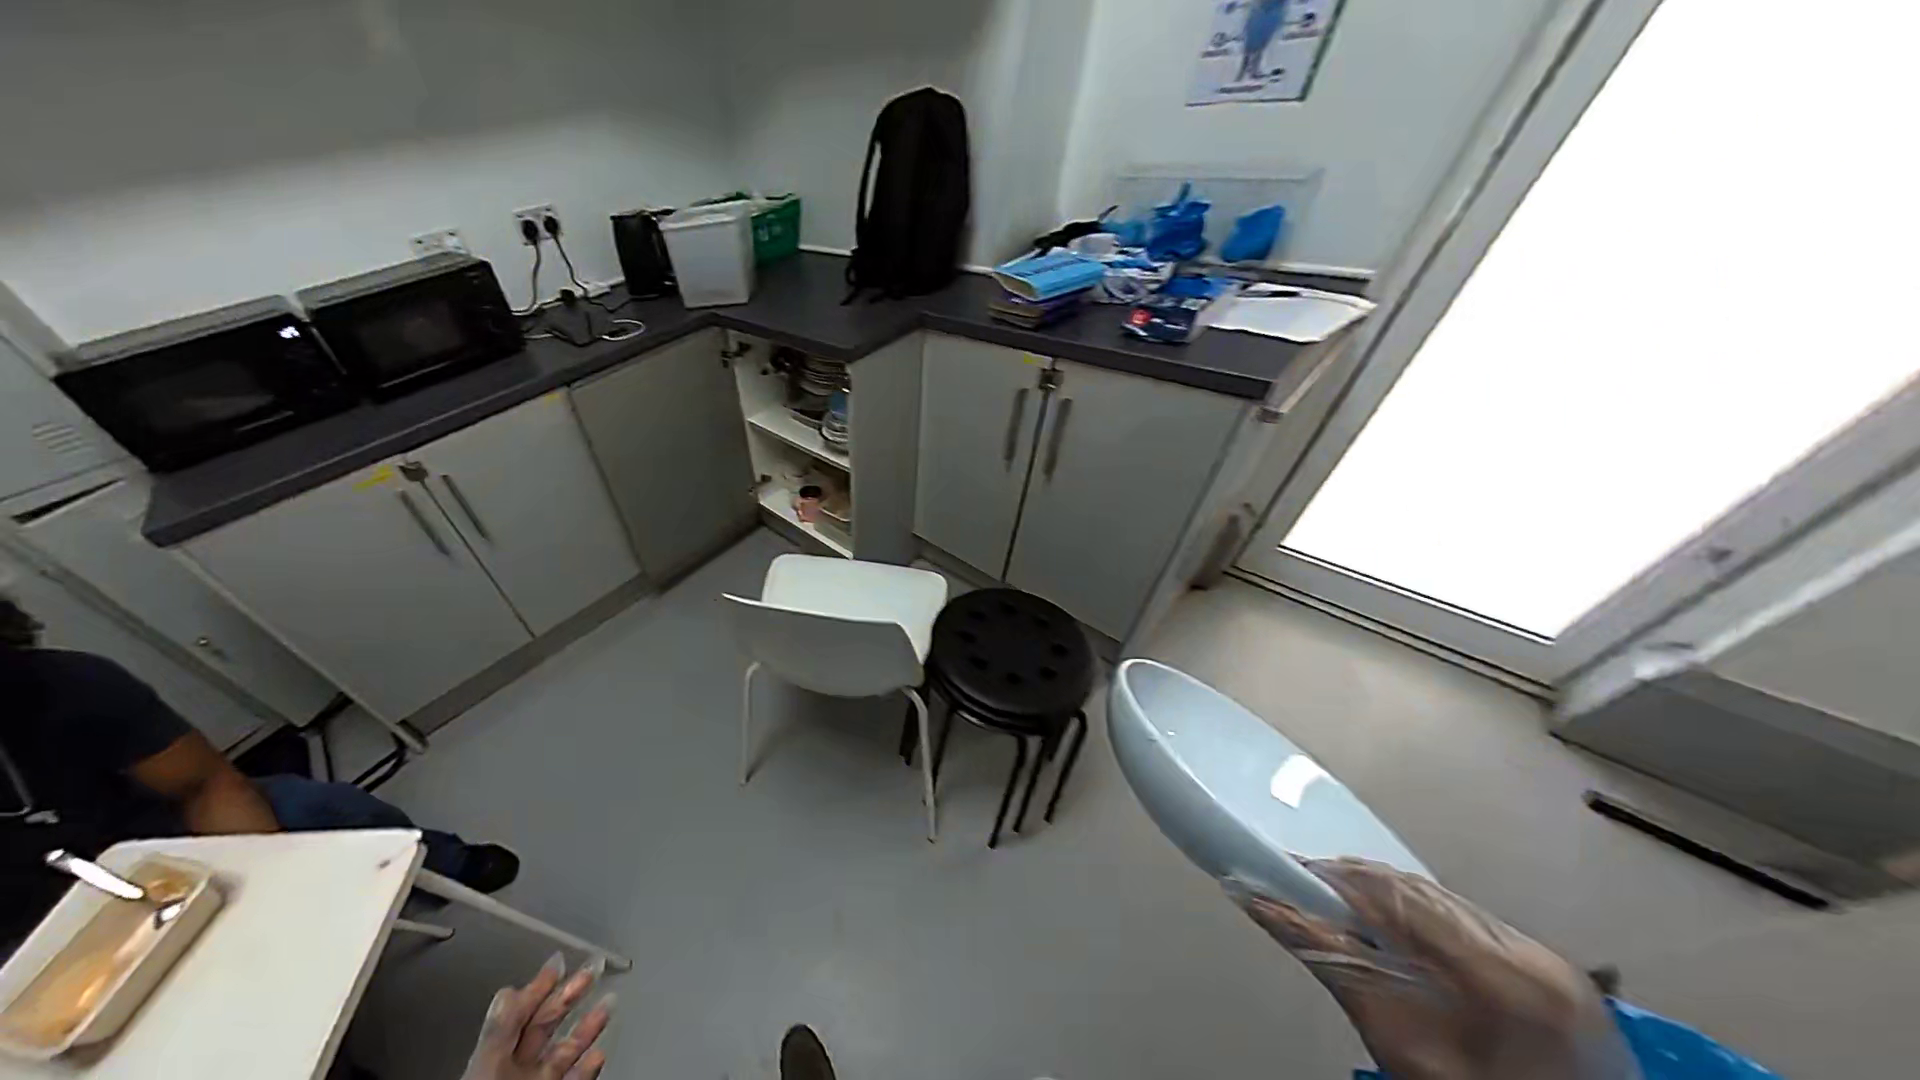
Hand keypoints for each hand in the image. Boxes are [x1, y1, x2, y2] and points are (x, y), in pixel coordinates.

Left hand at [459, 954, 614, 1079]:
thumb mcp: (484, 1071)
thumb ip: (497, 1033)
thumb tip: (509, 991)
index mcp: (493, 1060)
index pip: (518, 1013)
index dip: (538, 986)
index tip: (558, 962)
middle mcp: (514, 1072)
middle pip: (545, 1026)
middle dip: (569, 996)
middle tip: (592, 969)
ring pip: (566, 1051)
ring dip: (588, 1027)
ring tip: (607, 1004)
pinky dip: (589, 1068)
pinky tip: (600, 1054)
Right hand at [1237, 859, 1636, 1079]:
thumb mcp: (1398, 1045)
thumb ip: (1339, 970)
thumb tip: (1267, 907)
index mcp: (1500, 979)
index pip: (1397, 897)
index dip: (1337, 878)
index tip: (1286, 868)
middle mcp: (1528, 955)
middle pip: (1416, 890)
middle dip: (1352, 882)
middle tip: (1298, 882)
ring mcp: (1540, 956)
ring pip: (1435, 895)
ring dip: (1379, 892)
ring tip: (1332, 898)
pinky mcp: (1540, 961)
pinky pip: (1457, 913)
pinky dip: (1411, 909)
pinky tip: (1384, 920)